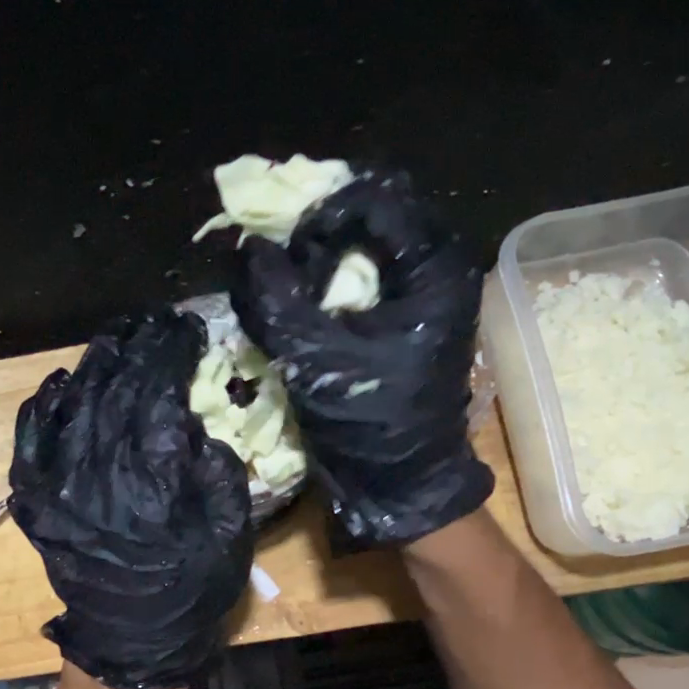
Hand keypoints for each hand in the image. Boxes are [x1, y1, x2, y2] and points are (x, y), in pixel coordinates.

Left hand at [8, 308, 253, 688]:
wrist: (132, 642)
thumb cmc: (191, 588)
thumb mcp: (230, 528)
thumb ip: (214, 464)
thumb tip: (188, 416)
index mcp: (154, 476)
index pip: (158, 389)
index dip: (171, 352)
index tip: (185, 330)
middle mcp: (100, 470)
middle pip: (114, 387)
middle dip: (136, 348)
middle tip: (152, 324)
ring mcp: (59, 483)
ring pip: (73, 403)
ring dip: (96, 365)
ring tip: (117, 340)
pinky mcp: (36, 499)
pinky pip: (32, 438)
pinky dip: (45, 405)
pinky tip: (62, 383)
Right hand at [230, 169, 493, 552]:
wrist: (406, 486)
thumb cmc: (371, 425)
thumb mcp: (315, 361)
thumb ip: (276, 301)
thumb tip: (246, 249)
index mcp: (435, 272)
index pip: (377, 202)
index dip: (322, 214)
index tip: (286, 248)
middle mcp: (442, 269)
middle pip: (376, 214)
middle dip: (322, 230)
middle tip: (285, 261)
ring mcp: (431, 293)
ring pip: (372, 242)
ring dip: (326, 255)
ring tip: (292, 285)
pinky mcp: (414, 315)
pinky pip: (372, 273)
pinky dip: (335, 278)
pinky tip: (308, 303)